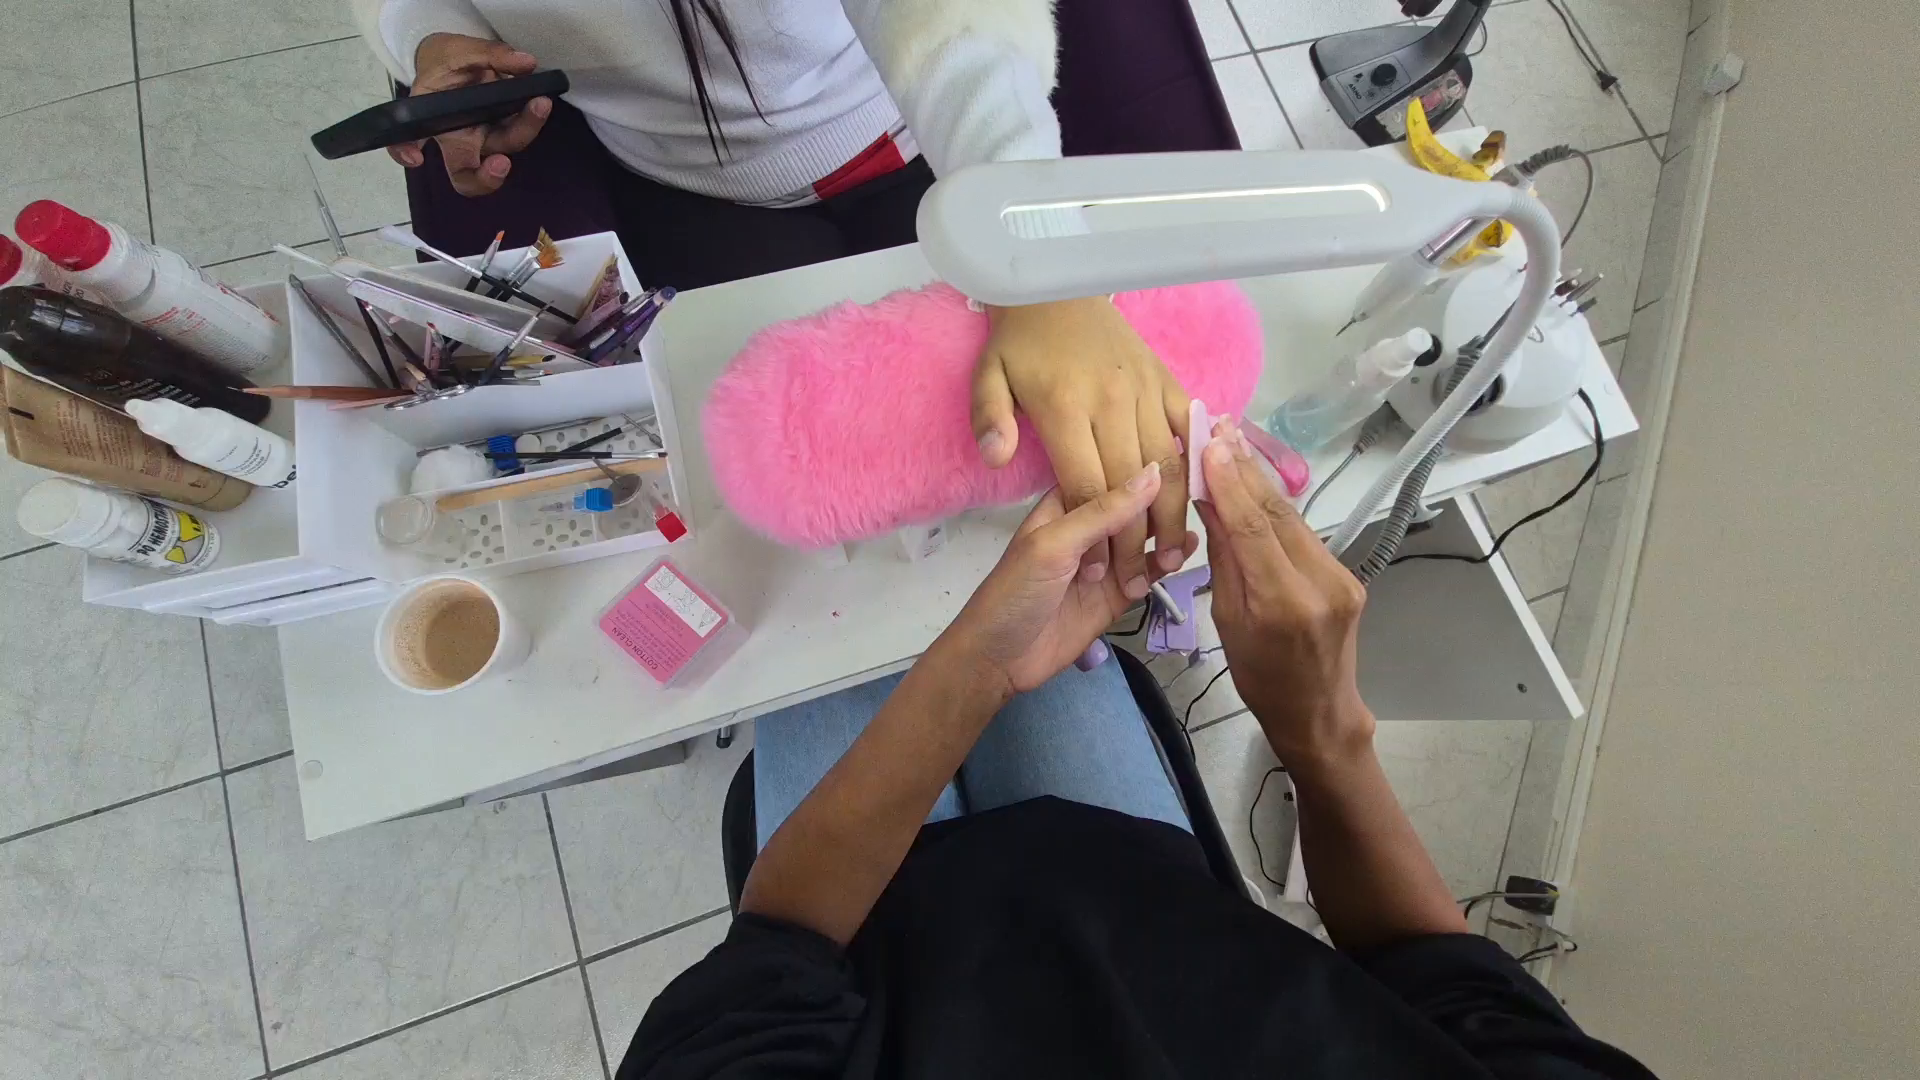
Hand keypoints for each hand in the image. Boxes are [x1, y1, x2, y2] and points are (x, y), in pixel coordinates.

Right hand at [388, 33, 552, 195]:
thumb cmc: (446, 62)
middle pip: (469, 172)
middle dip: (486, 177)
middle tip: (502, 163)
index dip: (406, 152)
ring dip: (525, 127)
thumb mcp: (460, 51)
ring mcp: (485, 139)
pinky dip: (533, 120)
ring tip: (539, 102)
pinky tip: (541, 105)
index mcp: (432, 119)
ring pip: (506, 146)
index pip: (412, 140)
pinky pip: (521, 133)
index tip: (413, 158)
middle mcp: (459, 137)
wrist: (459, 61)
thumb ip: (490, 55)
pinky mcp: (506, 132)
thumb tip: (524, 61)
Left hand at [940, 466, 1196, 697]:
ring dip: (1168, 530)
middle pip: (1134, 505)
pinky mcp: (1117, 594)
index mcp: (1066, 504)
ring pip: (1146, 537)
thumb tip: (1153, 471)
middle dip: (1162, 498)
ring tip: (1198, 518)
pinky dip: (1167, 561)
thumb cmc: (1015, 592)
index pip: (1111, 472)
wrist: (999, 659)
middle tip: (1203, 486)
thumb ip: (1102, 511)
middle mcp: (1089, 527)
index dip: (1144, 462)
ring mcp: (1106, 561)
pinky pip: (1148, 571)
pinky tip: (1191, 546)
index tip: (1185, 445)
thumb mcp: (1054, 544)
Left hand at [972, 297, 1191, 596]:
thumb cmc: (1017, 344)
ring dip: (1175, 512)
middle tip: (1142, 575)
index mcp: (1065, 410)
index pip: (1088, 486)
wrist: (1055, 285)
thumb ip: (989, 420)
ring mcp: (1143, 389)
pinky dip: (1197, 463)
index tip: (1100, 571)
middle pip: (1133, 484)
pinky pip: (1186, 428)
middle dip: (1140, 538)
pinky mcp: (1164, 378)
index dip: (1098, 535)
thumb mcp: (986, 378)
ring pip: (1169, 463)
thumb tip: (998, 459)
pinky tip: (1199, 498)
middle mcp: (1111, 402)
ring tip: (1174, 551)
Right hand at [1195, 417, 1373, 772]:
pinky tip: (1253, 482)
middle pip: (1276, 512)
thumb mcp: (1228, 621)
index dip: (1230, 482)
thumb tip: (1210, 504)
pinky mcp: (1346, 574)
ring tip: (1231, 441)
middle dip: (1244, 468)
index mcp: (1284, 603)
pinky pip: (1302, 533)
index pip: (1253, 527)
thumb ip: (1225, 560)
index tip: (1210, 442)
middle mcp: (1321, 581)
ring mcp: (1341, 575)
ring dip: (1258, 480)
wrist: (1318, 711)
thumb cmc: (1259, 678)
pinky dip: (1273, 505)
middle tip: (1219, 426)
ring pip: (1291, 517)